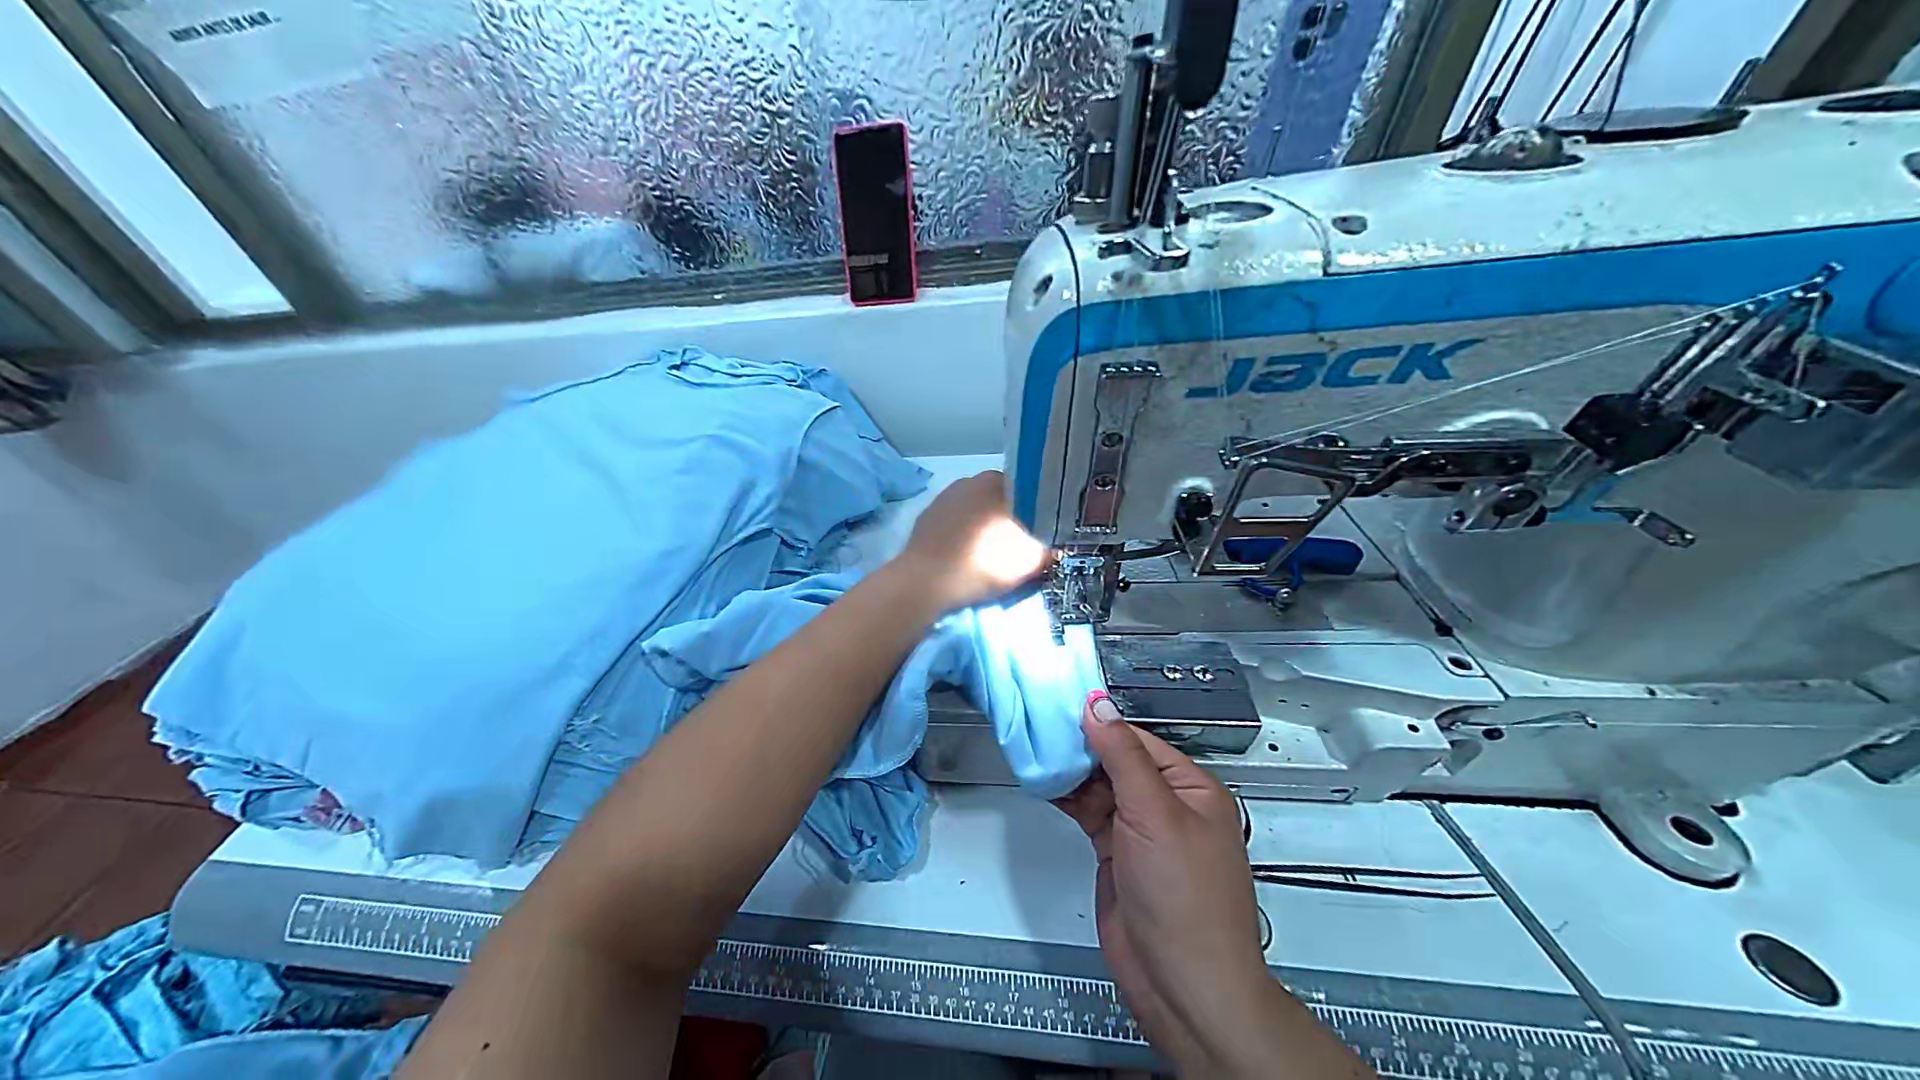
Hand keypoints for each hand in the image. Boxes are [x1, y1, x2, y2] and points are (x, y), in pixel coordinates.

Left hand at [894, 470, 1046, 612]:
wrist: (925, 582)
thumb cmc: (981, 563)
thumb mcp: (1028, 560)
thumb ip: (1048, 546)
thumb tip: (1055, 543)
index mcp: (996, 482)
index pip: (1027, 489)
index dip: (1036, 511)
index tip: (1039, 530)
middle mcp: (969, 481)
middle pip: (1000, 498)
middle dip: (1009, 517)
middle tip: (1017, 544)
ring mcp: (944, 497)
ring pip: (975, 508)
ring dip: (983, 524)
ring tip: (989, 552)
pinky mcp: (926, 517)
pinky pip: (954, 521)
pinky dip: (962, 533)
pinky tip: (964, 553)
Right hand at [1054, 691, 1276, 1074]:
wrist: (1181, 984)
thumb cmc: (1190, 904)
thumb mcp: (1155, 814)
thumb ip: (1123, 757)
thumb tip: (1100, 708)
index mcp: (1191, 789)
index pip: (1139, 741)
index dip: (1102, 725)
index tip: (1065, 710)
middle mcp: (1167, 806)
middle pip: (1117, 761)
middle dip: (1083, 748)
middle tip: (1043, 730)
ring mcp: (1141, 832)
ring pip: (1100, 786)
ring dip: (1072, 773)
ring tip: (1039, 754)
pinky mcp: (1118, 854)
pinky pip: (1090, 813)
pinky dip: (1069, 799)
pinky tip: (1049, 786)